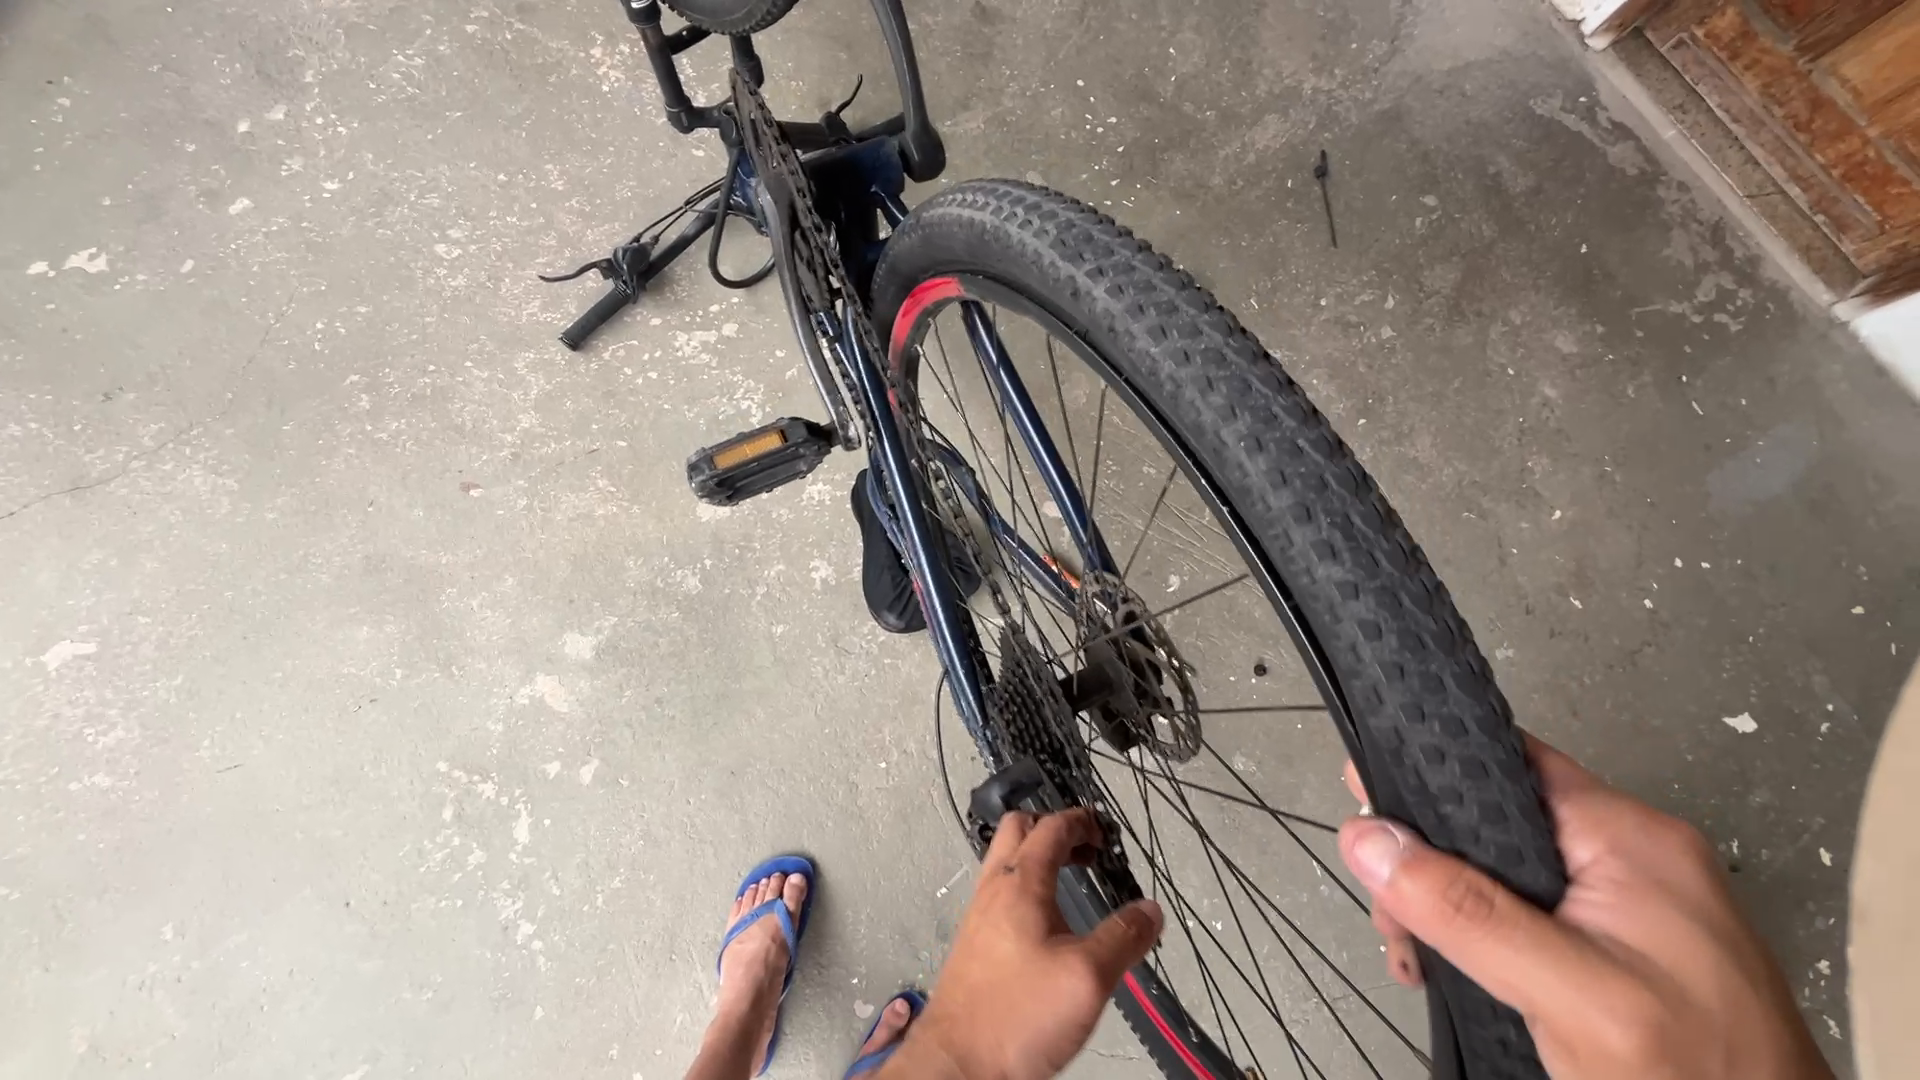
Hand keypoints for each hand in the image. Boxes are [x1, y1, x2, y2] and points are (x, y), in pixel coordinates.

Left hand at [880, 808, 1164, 1079]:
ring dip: (1037, 855)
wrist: (958, 1062)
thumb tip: (1151, 909)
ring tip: (1071, 880)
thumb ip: (1123, 939)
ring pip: (1005, 859)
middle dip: (1054, 828)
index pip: (1051, 827)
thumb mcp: (1087, 978)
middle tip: (1086, 851)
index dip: (1081, 821)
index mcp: (1021, 882)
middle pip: (1018, 829)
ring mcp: (979, 912)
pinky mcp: (974, 940)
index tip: (1105, 832)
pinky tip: (1046, 919)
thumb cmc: (1019, 1014)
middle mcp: (994, 886)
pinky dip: (1025, 883)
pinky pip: (999, 889)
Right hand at [1338, 737, 1832, 1079]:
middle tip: (1392, 913)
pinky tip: (1448, 965)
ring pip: (1494, 868)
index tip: (1364, 798)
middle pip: (1487, 818)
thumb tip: (1368, 840)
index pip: (1503, 763)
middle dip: (1424, 860)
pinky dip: (1470, 931)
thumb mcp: (1572, 994)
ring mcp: (1622, 902)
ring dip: (1439, 903)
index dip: (1426, 772)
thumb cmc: (1695, 1078)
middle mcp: (1625, 854)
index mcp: (1627, 836)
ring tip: (1416, 953)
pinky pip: (1517, 911)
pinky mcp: (1614, 945)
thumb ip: (1467, 912)